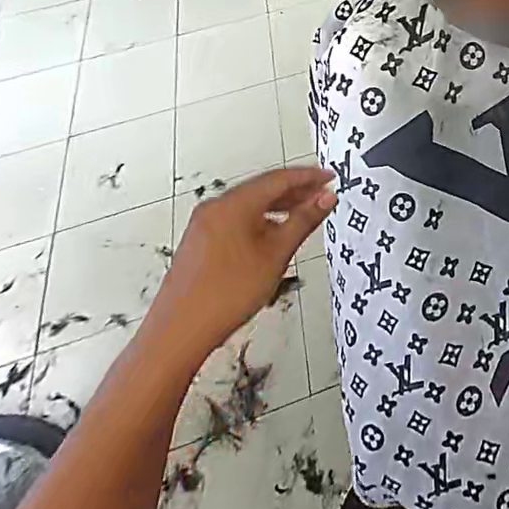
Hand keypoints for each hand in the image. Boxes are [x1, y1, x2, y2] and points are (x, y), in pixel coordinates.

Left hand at [140, 167, 337, 360]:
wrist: (180, 331)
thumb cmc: (223, 295)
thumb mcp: (277, 253)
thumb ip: (304, 220)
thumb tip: (324, 198)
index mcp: (232, 205)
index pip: (278, 179)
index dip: (308, 177)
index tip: (328, 177)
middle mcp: (215, 209)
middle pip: (263, 188)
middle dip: (296, 189)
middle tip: (322, 192)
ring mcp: (205, 225)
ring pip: (251, 203)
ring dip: (280, 204)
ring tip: (306, 212)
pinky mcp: (202, 240)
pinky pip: (238, 218)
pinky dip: (263, 218)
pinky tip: (278, 231)